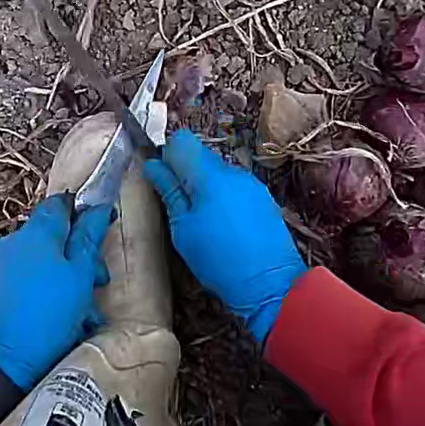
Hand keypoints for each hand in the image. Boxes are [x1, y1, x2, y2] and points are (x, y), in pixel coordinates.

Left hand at [0, 194, 115, 389]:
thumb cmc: (46, 316)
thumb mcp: (81, 275)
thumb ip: (89, 238)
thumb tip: (100, 208)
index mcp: (38, 232)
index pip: (63, 202)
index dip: (86, 210)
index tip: (104, 226)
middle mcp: (18, 241)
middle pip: (57, 233)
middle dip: (82, 251)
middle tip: (99, 278)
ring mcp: (5, 264)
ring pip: (48, 257)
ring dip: (71, 274)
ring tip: (85, 307)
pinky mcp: (0, 287)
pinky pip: (34, 277)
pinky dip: (53, 288)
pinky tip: (67, 316)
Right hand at [144, 129, 304, 344]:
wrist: (271, 284)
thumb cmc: (219, 260)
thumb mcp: (184, 230)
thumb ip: (169, 192)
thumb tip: (153, 165)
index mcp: (210, 176)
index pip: (182, 141)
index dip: (168, 157)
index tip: (164, 181)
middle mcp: (233, 172)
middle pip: (201, 157)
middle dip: (186, 176)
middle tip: (181, 210)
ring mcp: (251, 184)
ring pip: (218, 174)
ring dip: (206, 189)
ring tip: (205, 224)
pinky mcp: (264, 198)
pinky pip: (235, 188)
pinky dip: (224, 199)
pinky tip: (225, 227)